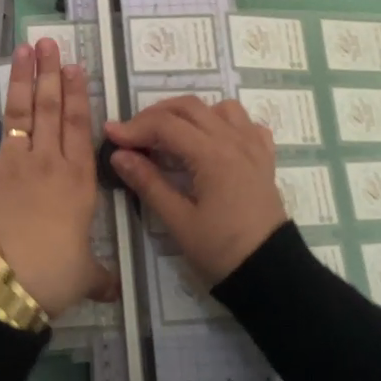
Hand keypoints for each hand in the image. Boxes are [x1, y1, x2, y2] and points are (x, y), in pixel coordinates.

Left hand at [0, 39, 117, 316]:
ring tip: (23, 50)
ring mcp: (11, 164)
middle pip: (49, 109)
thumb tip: (113, 290)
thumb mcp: (85, 275)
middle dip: (49, 73)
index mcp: (78, 180)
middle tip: (48, 42)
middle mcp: (47, 162)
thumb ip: (98, 275)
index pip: (78, 125)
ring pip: (18, 113)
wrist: (6, 281)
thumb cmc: (54, 275)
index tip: (75, 66)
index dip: (77, 93)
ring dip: (20, 80)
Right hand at [105, 96, 288, 283]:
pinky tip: (212, 142)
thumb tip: (118, 155)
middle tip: (133, 136)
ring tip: (172, 135)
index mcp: (212, 155)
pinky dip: (224, 123)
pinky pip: (246, 124)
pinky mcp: (264, 159)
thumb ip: (148, 183)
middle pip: (189, 107)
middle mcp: (234, 140)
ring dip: (191, 114)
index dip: (134, 127)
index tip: (110, 135)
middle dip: (156, 115)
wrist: (270, 273)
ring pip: (220, 108)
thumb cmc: (221, 250)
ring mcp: (253, 147)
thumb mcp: (178, 221)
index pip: (166, 125)